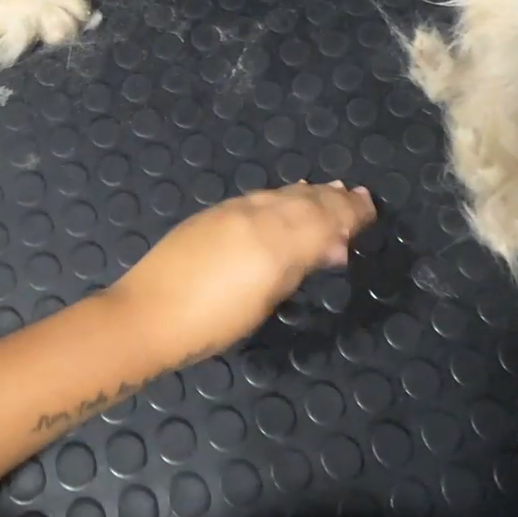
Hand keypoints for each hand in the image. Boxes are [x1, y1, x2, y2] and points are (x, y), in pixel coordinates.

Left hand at [109, 181, 376, 363]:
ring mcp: (231, 211)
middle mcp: (256, 216)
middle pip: (304, 201)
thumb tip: (332, 249)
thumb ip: (298, 269)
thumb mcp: (265, 302)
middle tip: (359, 197)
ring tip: (331, 192)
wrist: (146, 314)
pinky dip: (281, 196)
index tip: (371, 210)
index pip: (324, 220)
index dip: (350, 214)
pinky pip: (258, 197)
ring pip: (280, 194)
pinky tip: (287, 197)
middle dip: (334, 200)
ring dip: (309, 194)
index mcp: (275, 242)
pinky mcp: (211, 214)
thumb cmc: (210, 324)